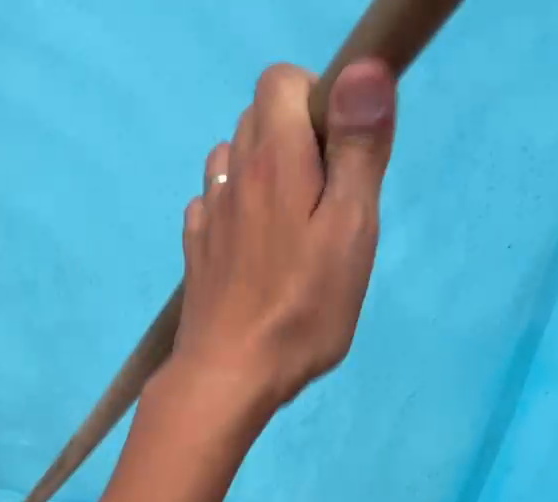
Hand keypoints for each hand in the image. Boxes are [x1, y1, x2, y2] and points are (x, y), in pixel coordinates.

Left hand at [166, 60, 398, 413]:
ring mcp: (207, 215)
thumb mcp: (350, 228)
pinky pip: (214, 205)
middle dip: (296, 139)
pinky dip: (236, 211)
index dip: (316, 100)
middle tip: (327, 201)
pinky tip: (255, 252)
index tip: (341, 153)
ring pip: (232, 162)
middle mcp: (231, 175)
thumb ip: (357, 148)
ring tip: (291, 228)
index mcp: (273, 158)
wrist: (228, 375)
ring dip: (263, 175)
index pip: (281, 80)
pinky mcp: (195, 252)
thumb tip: (363, 70)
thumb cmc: (301, 308)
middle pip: (257, 119)